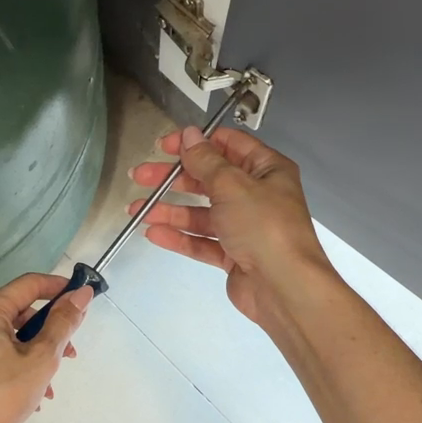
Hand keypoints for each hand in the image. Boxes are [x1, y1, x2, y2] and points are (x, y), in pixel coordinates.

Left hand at [0, 272, 91, 422]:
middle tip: (67, 355)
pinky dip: (11, 366)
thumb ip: (63, 323)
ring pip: (3, 339)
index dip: (58, 287)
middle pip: (16, 314)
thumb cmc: (2, 393)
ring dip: (31, 354)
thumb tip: (81, 295)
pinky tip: (25, 394)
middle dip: (47, 331)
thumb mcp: (41, 357)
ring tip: (48, 386)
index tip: (79, 297)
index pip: (28, 285)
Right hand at [131, 126, 331, 325]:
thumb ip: (206, 161)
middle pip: (208, 180)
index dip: (195, 143)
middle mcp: (257, 196)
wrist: (282, 285)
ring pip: (200, 213)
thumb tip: (190, 136)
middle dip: (173, 178)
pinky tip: (155, 233)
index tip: (165, 146)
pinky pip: (201, 241)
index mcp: (266, 170)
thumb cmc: (267, 229)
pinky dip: (179, 237)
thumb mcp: (232, 185)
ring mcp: (244, 227)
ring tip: (140, 211)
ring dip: (170, 210)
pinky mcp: (232, 255)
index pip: (227, 146)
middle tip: (142, 176)